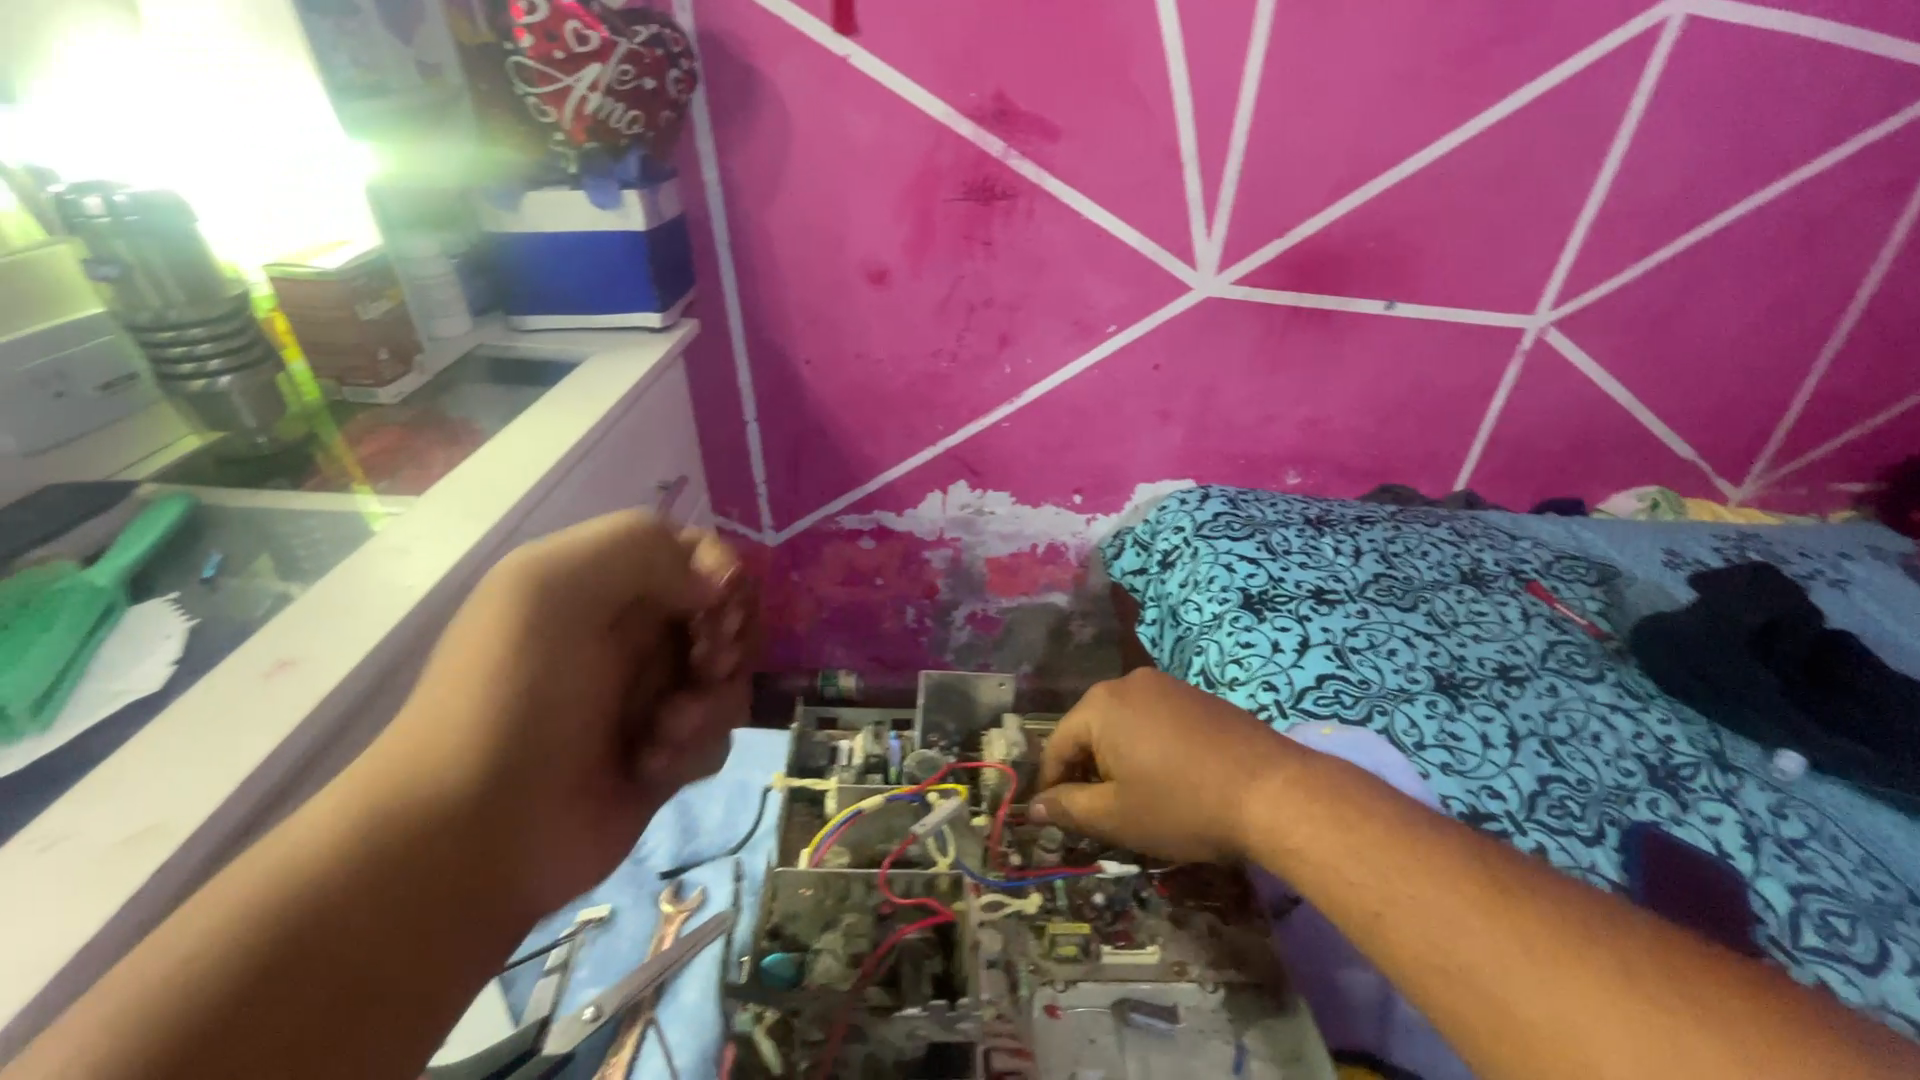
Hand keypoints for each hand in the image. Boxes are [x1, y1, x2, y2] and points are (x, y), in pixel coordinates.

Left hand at [350, 511, 754, 914]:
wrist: (474, 831)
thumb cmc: (513, 696)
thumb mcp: (553, 586)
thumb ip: (643, 546)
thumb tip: (720, 585)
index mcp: (602, 581)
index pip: (696, 554)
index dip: (723, 577)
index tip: (717, 611)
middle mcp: (631, 633)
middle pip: (725, 616)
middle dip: (727, 643)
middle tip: (702, 669)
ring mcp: (649, 696)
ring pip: (728, 678)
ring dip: (709, 704)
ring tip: (661, 734)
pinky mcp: (664, 755)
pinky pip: (715, 735)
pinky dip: (693, 748)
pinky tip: (650, 768)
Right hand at [1031, 669, 1297, 862]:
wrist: (1275, 793)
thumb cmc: (1183, 805)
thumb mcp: (1116, 816)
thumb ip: (1068, 808)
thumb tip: (1034, 807)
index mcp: (1100, 705)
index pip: (1057, 746)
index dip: (1052, 787)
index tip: (1055, 821)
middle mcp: (1129, 683)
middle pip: (1090, 731)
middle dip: (1088, 772)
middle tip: (1099, 815)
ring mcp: (1168, 686)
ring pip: (1124, 727)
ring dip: (1120, 762)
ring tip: (1136, 801)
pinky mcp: (1198, 697)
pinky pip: (1156, 722)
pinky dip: (1150, 750)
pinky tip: (1170, 781)